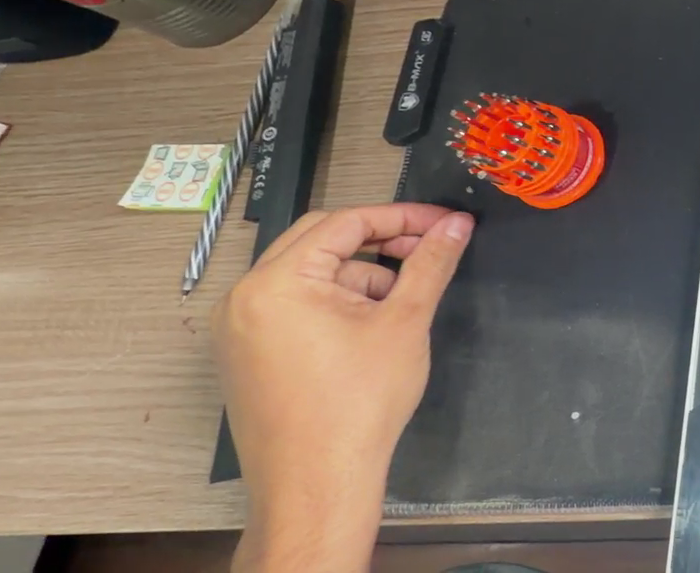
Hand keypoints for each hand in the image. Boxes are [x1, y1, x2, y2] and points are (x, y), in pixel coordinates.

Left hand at [214, 203, 472, 572]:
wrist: (318, 484)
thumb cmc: (360, 399)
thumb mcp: (406, 319)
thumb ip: (432, 261)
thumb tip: (459, 222)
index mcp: (276, 283)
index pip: (345, 223)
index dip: (402, 217)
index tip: (446, 223)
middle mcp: (245, 298)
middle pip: (322, 240)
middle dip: (381, 239)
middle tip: (429, 248)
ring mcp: (240, 328)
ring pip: (312, 272)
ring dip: (363, 272)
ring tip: (404, 298)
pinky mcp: (248, 353)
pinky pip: (296, 302)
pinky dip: (339, 299)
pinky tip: (374, 323)